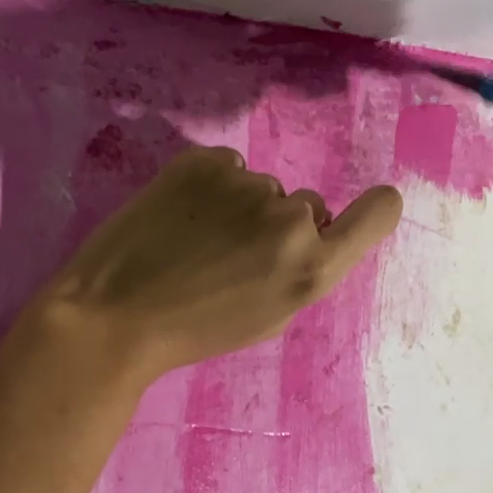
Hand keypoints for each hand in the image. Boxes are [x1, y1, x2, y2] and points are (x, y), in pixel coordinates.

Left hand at [34, 145, 401, 380]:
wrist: (115, 314)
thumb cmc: (195, 332)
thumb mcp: (269, 317)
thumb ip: (304, 271)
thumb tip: (313, 231)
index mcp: (312, 269)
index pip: (377, 214)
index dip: (375, 208)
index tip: (370, 206)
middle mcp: (290, 220)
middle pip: (307, 207)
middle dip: (282, 226)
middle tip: (233, 258)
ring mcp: (247, 184)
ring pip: (261, 189)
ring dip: (241, 207)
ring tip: (194, 241)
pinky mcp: (204, 160)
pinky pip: (227, 168)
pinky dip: (211, 188)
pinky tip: (180, 217)